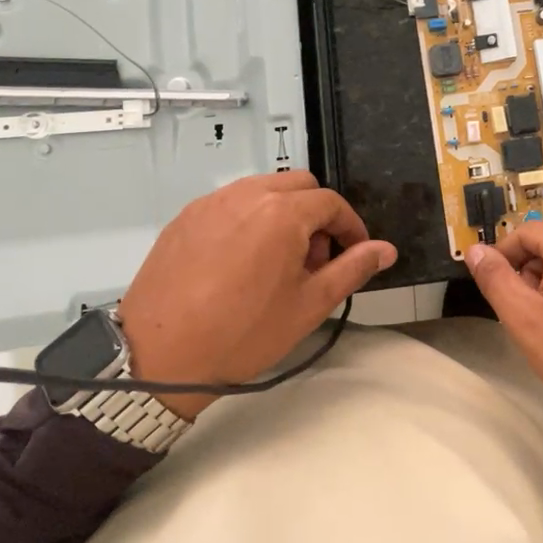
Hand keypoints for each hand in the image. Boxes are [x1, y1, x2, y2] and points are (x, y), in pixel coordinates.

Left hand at [117, 173, 395, 419]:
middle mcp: (247, 195)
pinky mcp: (184, 218)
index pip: (331, 203)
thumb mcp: (309, 305)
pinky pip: (230, 204)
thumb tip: (385, 249)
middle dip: (317, 213)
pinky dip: (248, 219)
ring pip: (262, 189)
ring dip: (282, 212)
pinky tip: (241, 262)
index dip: (350, 227)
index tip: (353, 254)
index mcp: (283, 213)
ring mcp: (211, 204)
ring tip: (277, 260)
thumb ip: (352, 269)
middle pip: (299, 185)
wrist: (157, 357)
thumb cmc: (243, 333)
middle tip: (314, 258)